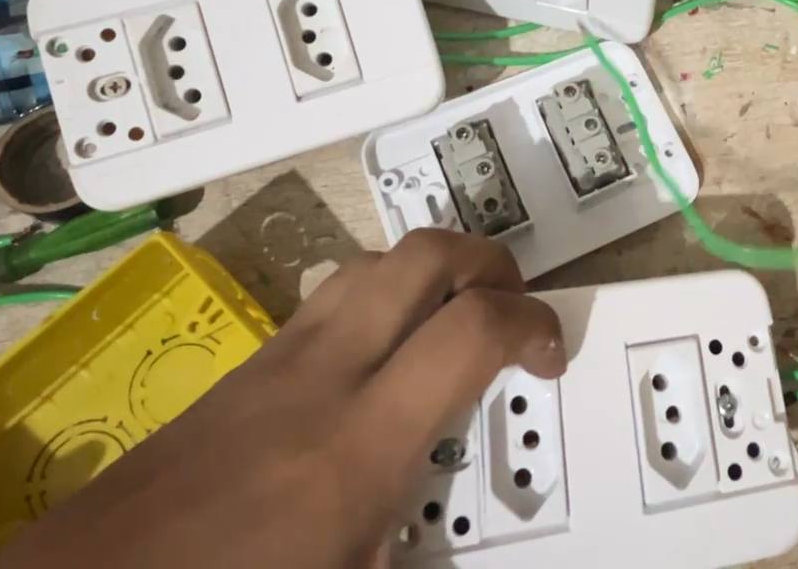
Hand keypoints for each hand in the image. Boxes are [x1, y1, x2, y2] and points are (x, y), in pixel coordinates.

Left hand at [0, 230, 565, 568]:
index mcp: (359, 443)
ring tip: (458, 314)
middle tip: (514, 305)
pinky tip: (383, 351)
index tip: (549, 355)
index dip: (532, 324)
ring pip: (376, 262)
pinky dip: (385, 294)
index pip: (472, 331)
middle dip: (490, 262)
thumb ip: (407, 545)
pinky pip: (334, 293)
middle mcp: (324, 372)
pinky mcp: (247, 362)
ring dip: (435, 269)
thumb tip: (437, 529)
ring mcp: (279, 356)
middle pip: (425, 257)